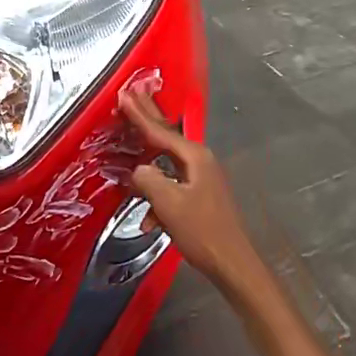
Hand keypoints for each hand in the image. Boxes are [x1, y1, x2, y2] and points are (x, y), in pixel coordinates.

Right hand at [118, 86, 263, 292]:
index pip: (160, 130)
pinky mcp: (201, 198)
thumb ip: (149, 180)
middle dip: (147, 119)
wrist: (231, 262)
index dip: (139, 114)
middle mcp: (200, 162)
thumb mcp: (169, 204)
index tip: (124, 94)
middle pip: (167, 137)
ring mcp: (202, 180)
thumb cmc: (202, 230)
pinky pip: (172, 189)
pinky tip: (148, 220)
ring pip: (167, 164)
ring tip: (129, 153)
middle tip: (131, 96)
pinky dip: (158, 200)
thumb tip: (138, 170)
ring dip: (147, 165)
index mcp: (195, 157)